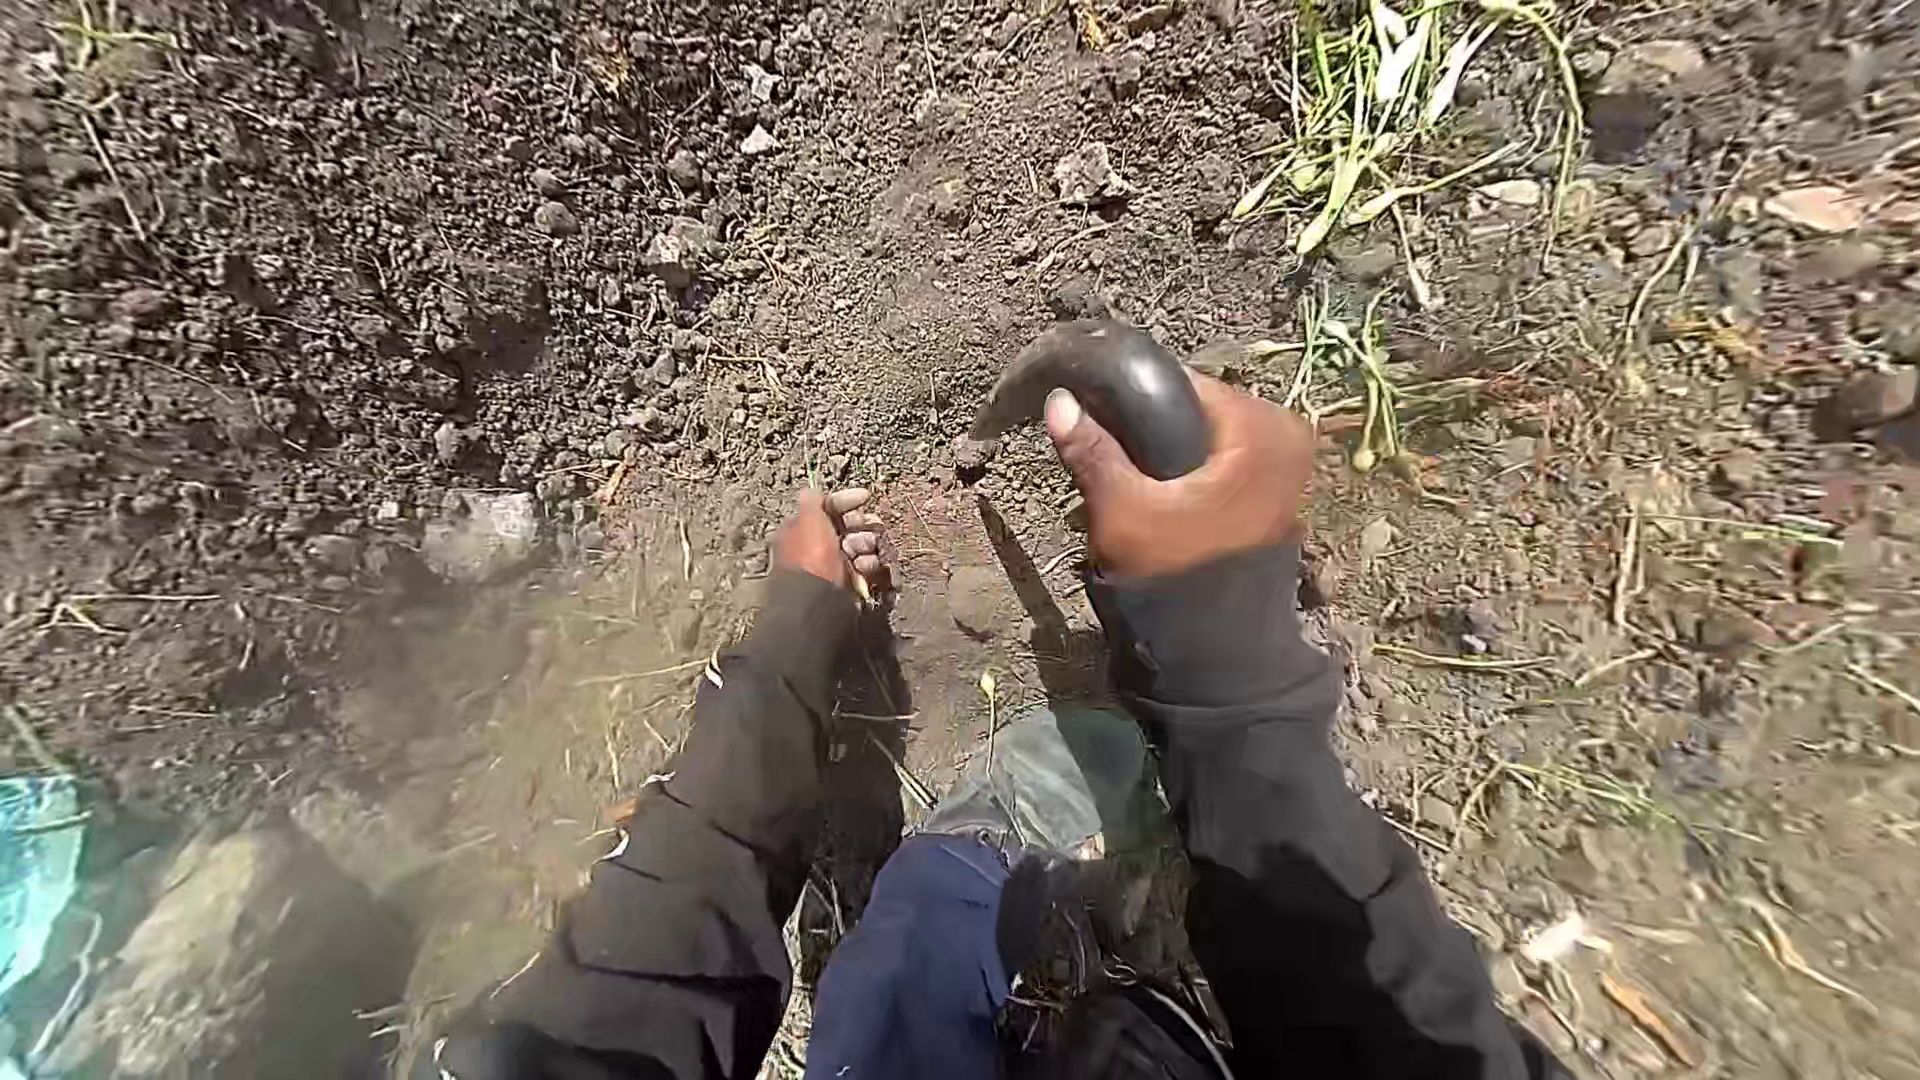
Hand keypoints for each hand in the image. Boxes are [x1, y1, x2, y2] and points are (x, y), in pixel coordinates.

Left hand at [772, 488, 886, 589]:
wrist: (817, 600)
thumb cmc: (812, 556)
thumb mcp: (809, 520)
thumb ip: (813, 502)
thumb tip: (811, 490)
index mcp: (802, 530)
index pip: (827, 508)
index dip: (847, 500)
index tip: (866, 497)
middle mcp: (816, 547)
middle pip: (847, 527)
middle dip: (863, 525)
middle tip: (874, 527)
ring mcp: (832, 565)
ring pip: (859, 546)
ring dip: (868, 545)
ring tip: (870, 550)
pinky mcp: (847, 582)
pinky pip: (864, 567)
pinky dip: (870, 564)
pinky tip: (868, 567)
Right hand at [1044, 371, 1310, 578]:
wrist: (1216, 648)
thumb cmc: (1176, 574)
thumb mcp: (1124, 510)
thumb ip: (1092, 453)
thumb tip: (1059, 401)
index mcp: (1263, 429)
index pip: (1183, 384)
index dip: (1134, 402)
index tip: (1098, 424)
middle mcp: (1286, 436)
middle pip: (1194, 410)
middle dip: (1150, 432)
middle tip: (1115, 466)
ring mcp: (1285, 465)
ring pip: (1203, 436)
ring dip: (1165, 454)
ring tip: (1133, 488)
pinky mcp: (1274, 490)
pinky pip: (1219, 460)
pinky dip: (1186, 471)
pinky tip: (1160, 497)